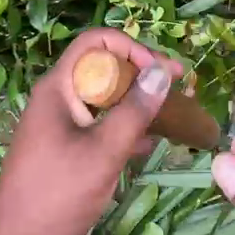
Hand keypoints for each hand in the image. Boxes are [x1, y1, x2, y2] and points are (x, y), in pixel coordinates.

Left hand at [0, 29, 183, 234]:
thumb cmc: (56, 192)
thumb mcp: (102, 153)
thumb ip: (133, 112)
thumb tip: (162, 72)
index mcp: (59, 86)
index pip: (96, 42)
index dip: (130, 48)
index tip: (159, 71)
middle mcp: (60, 96)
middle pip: (104, 67)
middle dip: (141, 74)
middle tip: (178, 87)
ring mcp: (62, 122)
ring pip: (105, 97)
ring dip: (137, 102)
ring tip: (172, 113)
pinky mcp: (67, 147)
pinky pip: (100, 123)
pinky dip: (124, 127)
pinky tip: (149, 142)